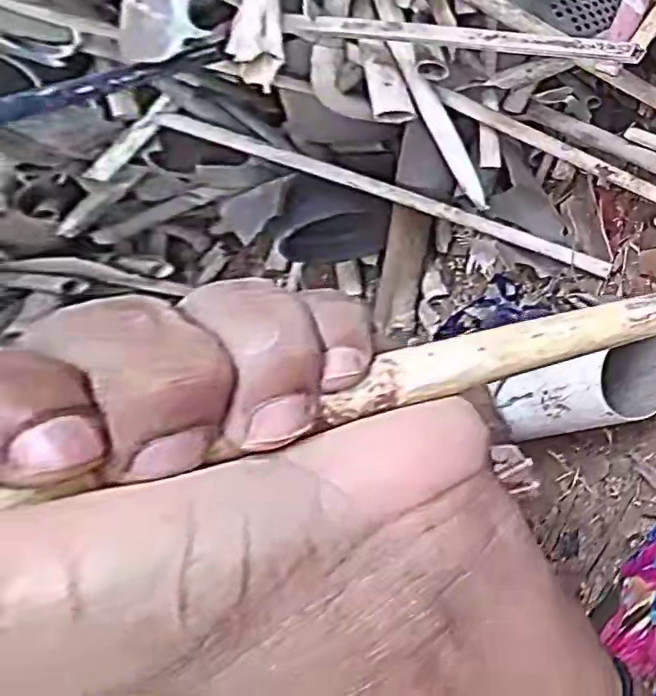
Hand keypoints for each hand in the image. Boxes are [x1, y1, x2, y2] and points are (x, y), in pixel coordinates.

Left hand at [0, 280, 615, 695]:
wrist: (369, 561)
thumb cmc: (195, 603)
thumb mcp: (11, 594)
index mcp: (40, 468)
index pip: (5, 375)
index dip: (27, 392)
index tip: (63, 452)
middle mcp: (135, 423)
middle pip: (109, 325)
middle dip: (160, 383)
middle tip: (182, 456)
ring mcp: (244, 388)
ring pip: (223, 304)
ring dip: (263, 365)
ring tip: (279, 430)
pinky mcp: (333, 362)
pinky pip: (318, 302)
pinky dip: (334, 340)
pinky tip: (334, 395)